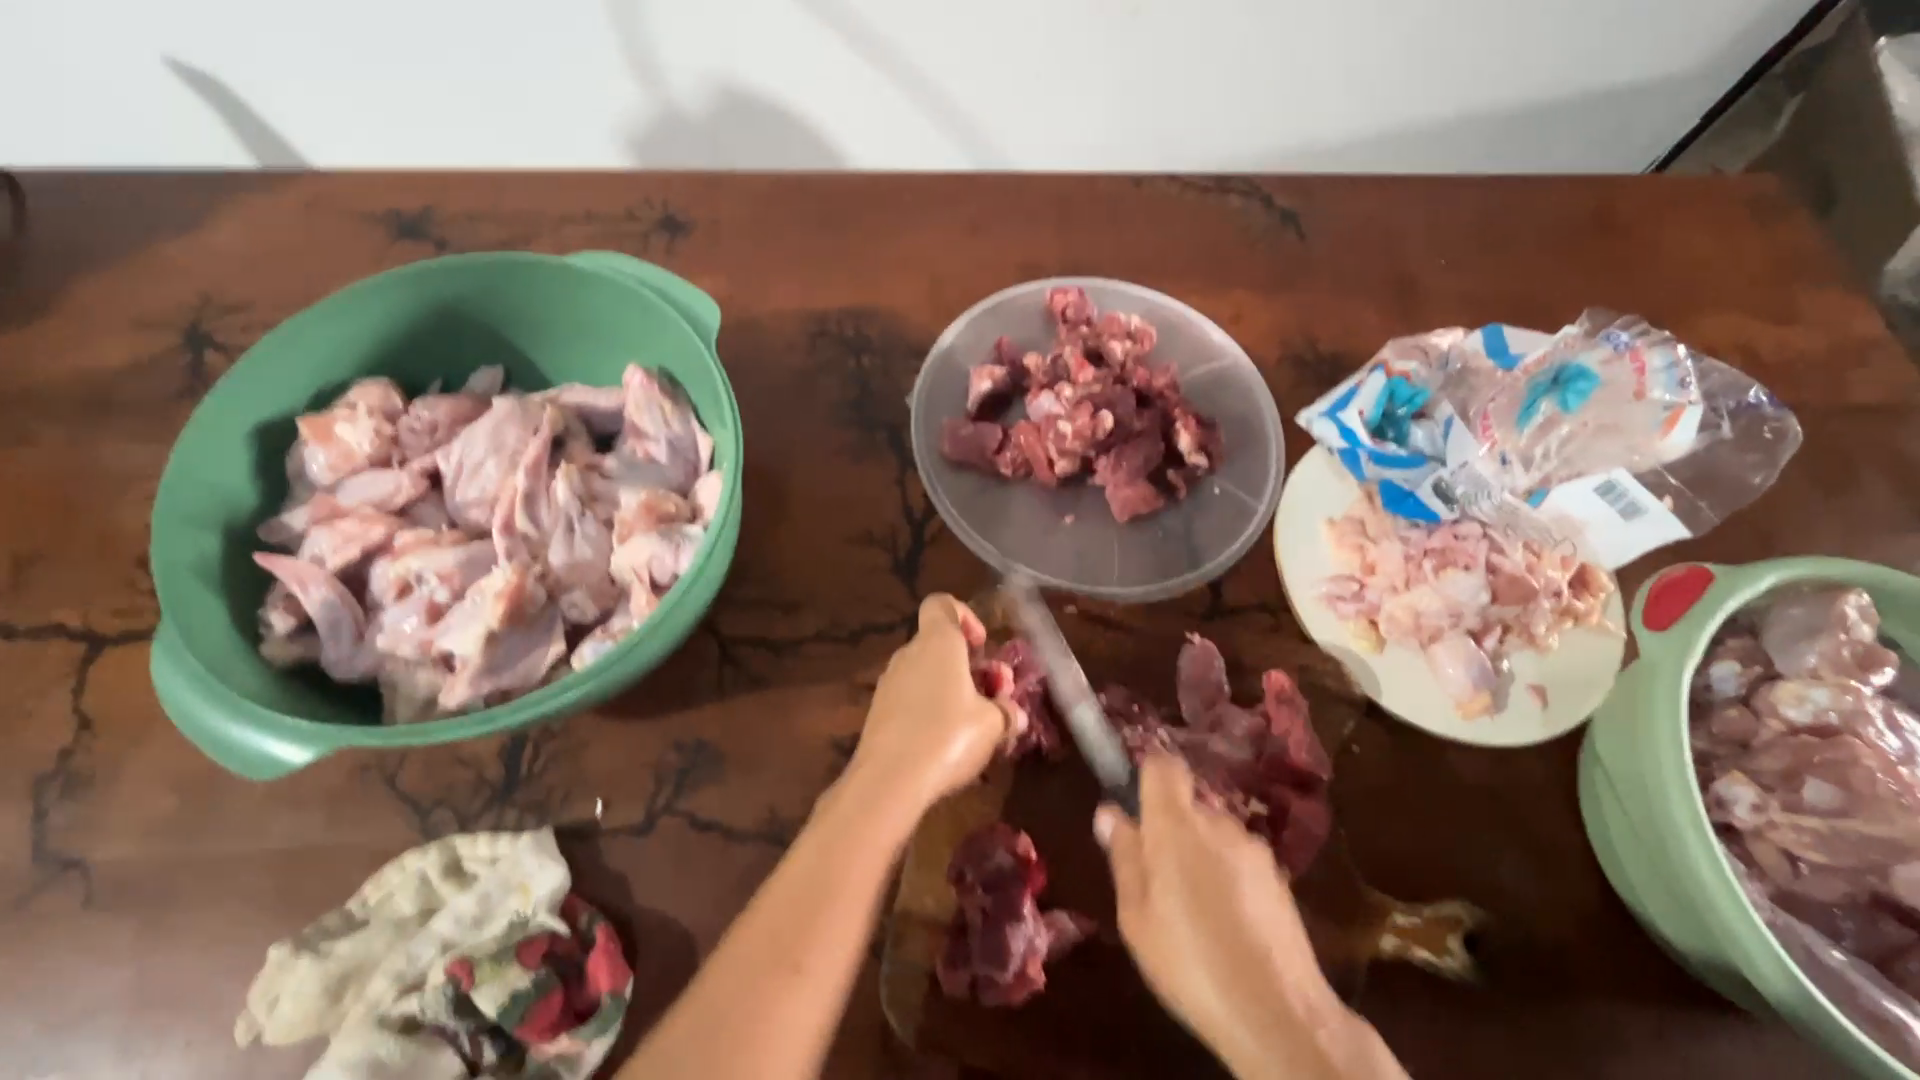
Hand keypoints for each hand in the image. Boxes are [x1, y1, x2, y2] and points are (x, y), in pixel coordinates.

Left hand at [844, 594, 1008, 814]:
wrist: (889, 781)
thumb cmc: (948, 737)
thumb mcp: (993, 725)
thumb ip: (1006, 712)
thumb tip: (1013, 713)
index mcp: (937, 643)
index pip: (942, 604)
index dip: (965, 616)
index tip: (982, 646)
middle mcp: (909, 654)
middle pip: (939, 645)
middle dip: (969, 666)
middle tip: (994, 696)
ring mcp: (889, 683)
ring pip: (926, 674)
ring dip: (952, 689)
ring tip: (975, 725)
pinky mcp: (879, 713)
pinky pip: (911, 699)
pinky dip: (931, 710)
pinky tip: (947, 743)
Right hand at [1096, 754, 1406, 1079]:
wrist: (1277, 1012)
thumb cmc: (1188, 962)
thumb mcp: (1136, 916)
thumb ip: (1124, 857)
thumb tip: (1110, 813)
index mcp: (1176, 826)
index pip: (1163, 766)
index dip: (1146, 776)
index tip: (1133, 808)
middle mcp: (1219, 824)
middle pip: (1188, 805)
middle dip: (1170, 830)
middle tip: (1155, 879)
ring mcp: (1255, 850)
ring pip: (1215, 835)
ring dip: (1201, 856)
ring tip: (1192, 911)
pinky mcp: (1280, 878)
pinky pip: (1240, 861)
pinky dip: (1227, 879)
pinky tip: (1225, 925)